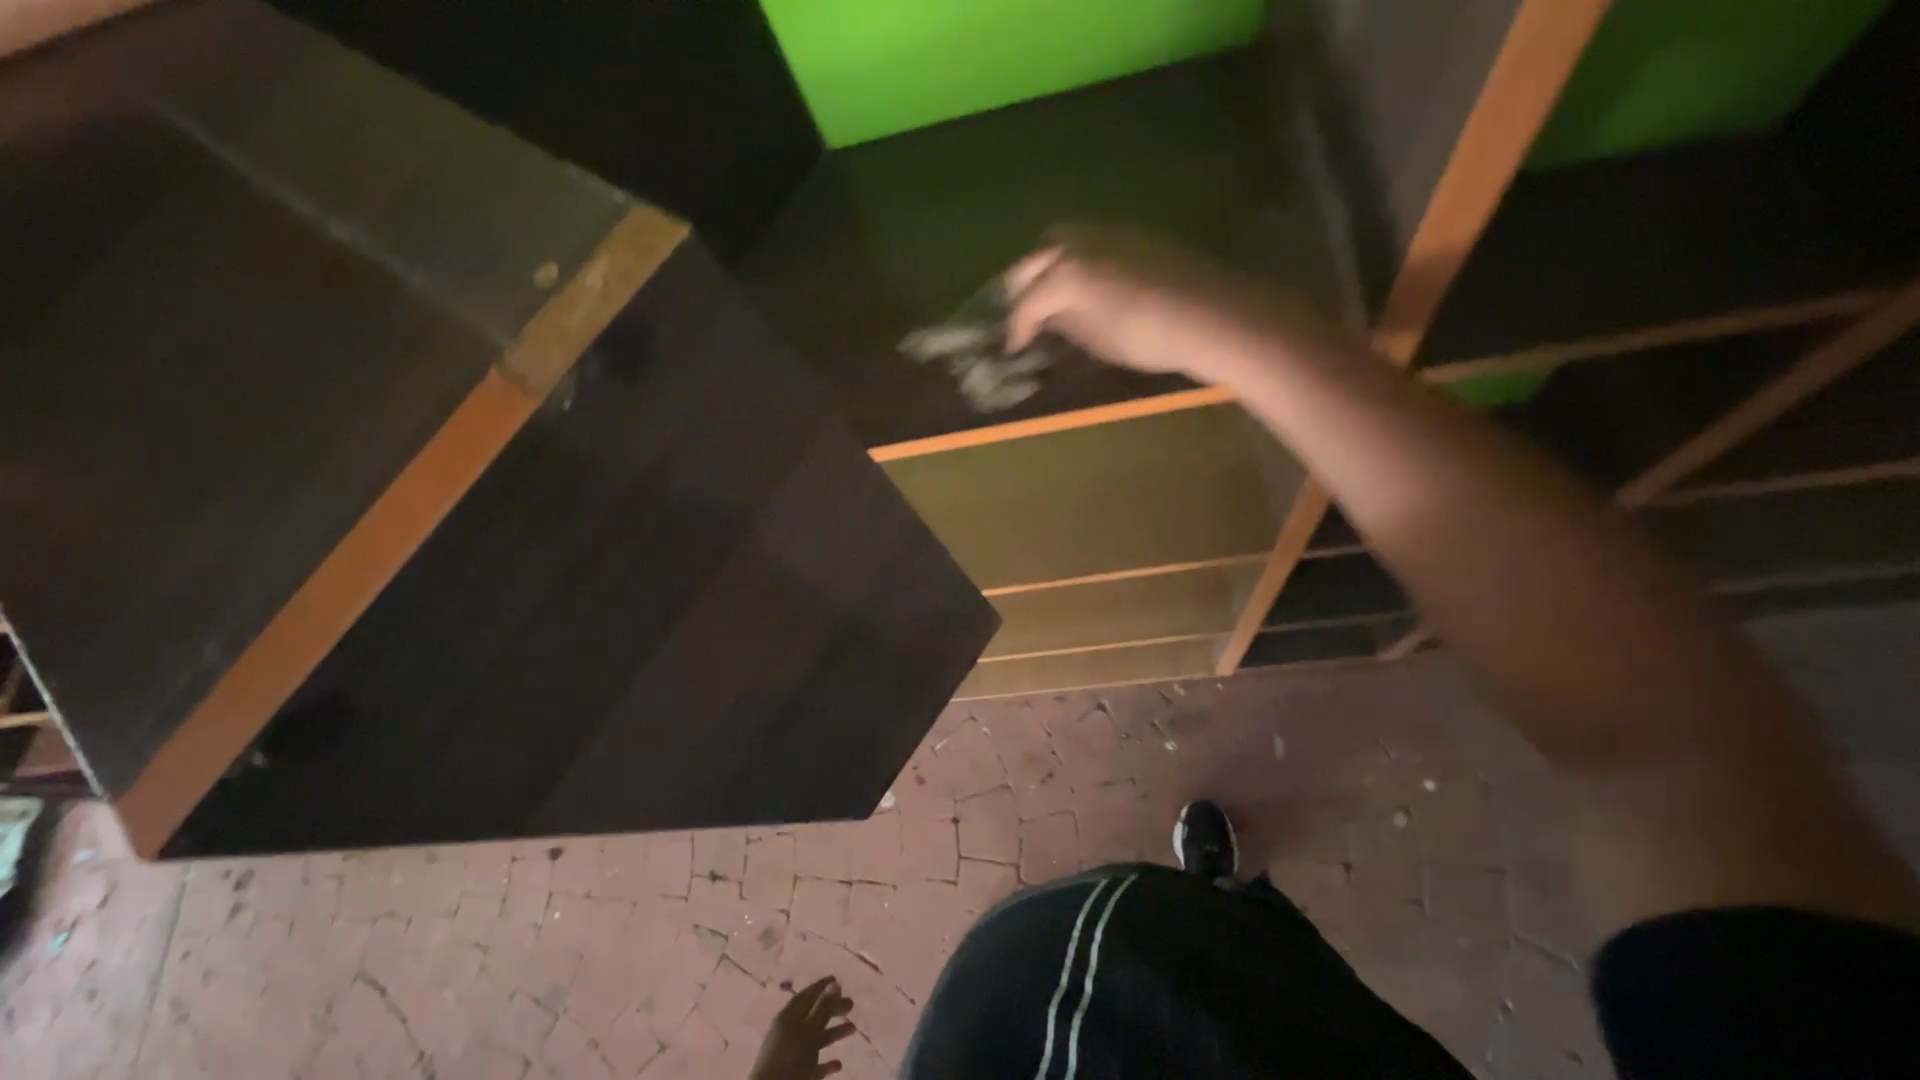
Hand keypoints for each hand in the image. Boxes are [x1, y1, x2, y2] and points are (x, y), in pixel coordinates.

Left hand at [747, 976, 856, 1079]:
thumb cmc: (790, 1058)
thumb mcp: (809, 1030)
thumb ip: (823, 1008)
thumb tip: (835, 984)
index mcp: (788, 1018)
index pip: (806, 996)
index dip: (821, 987)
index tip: (837, 979)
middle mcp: (789, 1032)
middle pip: (813, 1015)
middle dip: (832, 1009)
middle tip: (851, 1005)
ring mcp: (792, 1054)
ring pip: (816, 1039)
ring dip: (834, 1032)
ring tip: (853, 1029)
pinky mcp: (797, 1074)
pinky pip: (814, 1064)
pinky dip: (826, 1063)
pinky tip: (838, 1064)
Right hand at [1004, 225, 1329, 385]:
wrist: (1209, 314)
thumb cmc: (1147, 336)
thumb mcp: (1096, 340)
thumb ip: (1064, 324)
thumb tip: (1048, 319)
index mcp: (1063, 273)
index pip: (1025, 302)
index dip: (1016, 329)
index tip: (1014, 349)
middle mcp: (1077, 243)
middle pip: (1034, 260)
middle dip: (1023, 288)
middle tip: (1025, 314)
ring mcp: (1107, 232)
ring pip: (1060, 242)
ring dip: (1047, 266)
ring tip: (1052, 293)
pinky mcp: (1133, 233)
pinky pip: (1089, 241)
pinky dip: (1076, 259)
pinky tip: (1087, 282)